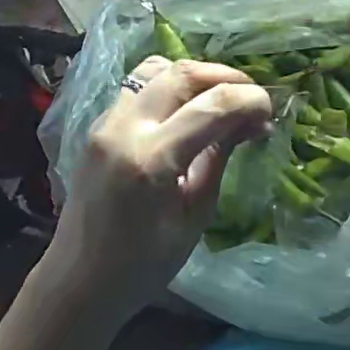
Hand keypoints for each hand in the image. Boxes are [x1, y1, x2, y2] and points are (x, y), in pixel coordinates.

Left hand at [47, 57, 271, 304]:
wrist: (79, 279)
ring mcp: (104, 123)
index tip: (270, 111)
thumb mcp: (195, 216)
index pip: (212, 105)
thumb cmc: (143, 265)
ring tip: (219, 100)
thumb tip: (250, 123)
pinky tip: (187, 111)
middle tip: (250, 99)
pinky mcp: (97, 127)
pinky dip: (168, 87)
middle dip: (224, 77)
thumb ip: (219, 159)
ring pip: (154, 70)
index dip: (250, 99)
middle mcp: (123, 129)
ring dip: (193, 76)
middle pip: (181, 73)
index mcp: (151, 160)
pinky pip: (136, 88)